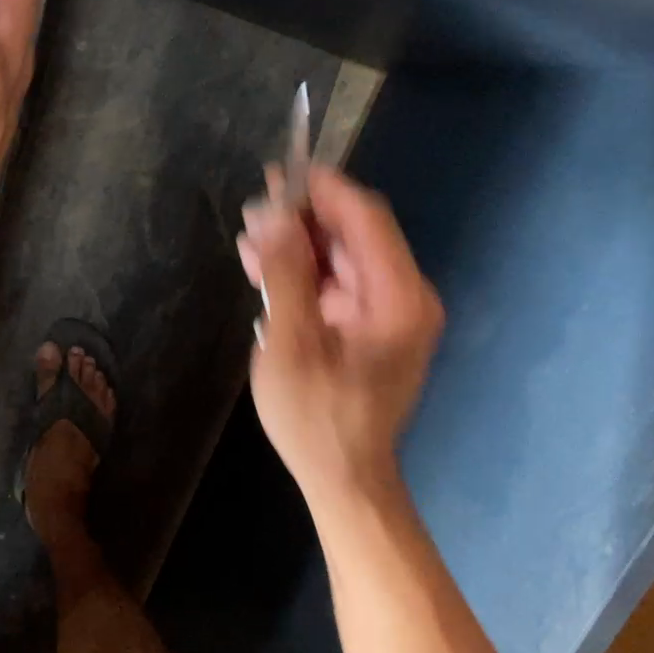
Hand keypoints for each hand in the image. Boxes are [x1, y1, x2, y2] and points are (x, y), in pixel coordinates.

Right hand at [239, 164, 443, 504]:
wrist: (344, 479)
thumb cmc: (317, 417)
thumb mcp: (289, 344)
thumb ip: (285, 275)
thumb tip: (274, 215)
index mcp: (398, 297)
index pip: (365, 219)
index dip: (323, 190)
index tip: (279, 173)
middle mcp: (404, 297)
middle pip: (353, 236)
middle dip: (301, 220)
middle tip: (251, 216)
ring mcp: (390, 314)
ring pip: (341, 259)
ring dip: (297, 248)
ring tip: (248, 246)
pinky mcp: (372, 330)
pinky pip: (338, 286)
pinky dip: (303, 276)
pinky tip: (265, 274)